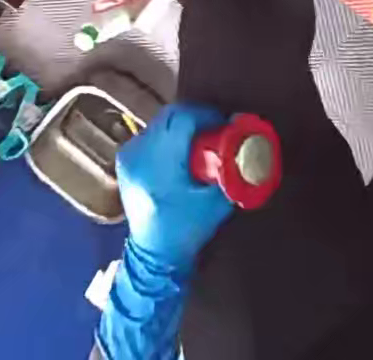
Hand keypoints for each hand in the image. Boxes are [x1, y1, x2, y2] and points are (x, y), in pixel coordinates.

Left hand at [117, 103, 236, 270]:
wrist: (151, 258)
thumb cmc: (185, 231)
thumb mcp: (216, 202)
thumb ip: (232, 170)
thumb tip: (247, 140)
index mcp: (160, 164)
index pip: (183, 119)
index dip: (207, 115)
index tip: (223, 124)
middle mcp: (140, 154)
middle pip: (171, 114)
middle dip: (196, 116)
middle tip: (214, 128)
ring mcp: (129, 156)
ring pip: (161, 120)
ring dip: (182, 123)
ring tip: (198, 139)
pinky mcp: (125, 159)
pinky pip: (151, 132)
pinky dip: (168, 132)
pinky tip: (179, 148)